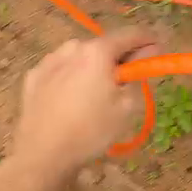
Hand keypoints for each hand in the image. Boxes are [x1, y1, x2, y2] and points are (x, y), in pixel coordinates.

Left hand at [7, 27, 159, 186]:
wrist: (42, 156)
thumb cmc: (91, 131)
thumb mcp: (126, 106)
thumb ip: (138, 74)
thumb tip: (148, 53)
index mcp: (97, 51)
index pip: (130, 34)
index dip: (148, 40)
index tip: (158, 51)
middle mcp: (72, 48)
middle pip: (104, 45)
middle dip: (119, 57)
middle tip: (128, 79)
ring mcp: (48, 61)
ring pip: (80, 56)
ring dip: (93, 66)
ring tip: (97, 92)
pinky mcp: (33, 77)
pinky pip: (61, 69)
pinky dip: (72, 76)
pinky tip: (72, 98)